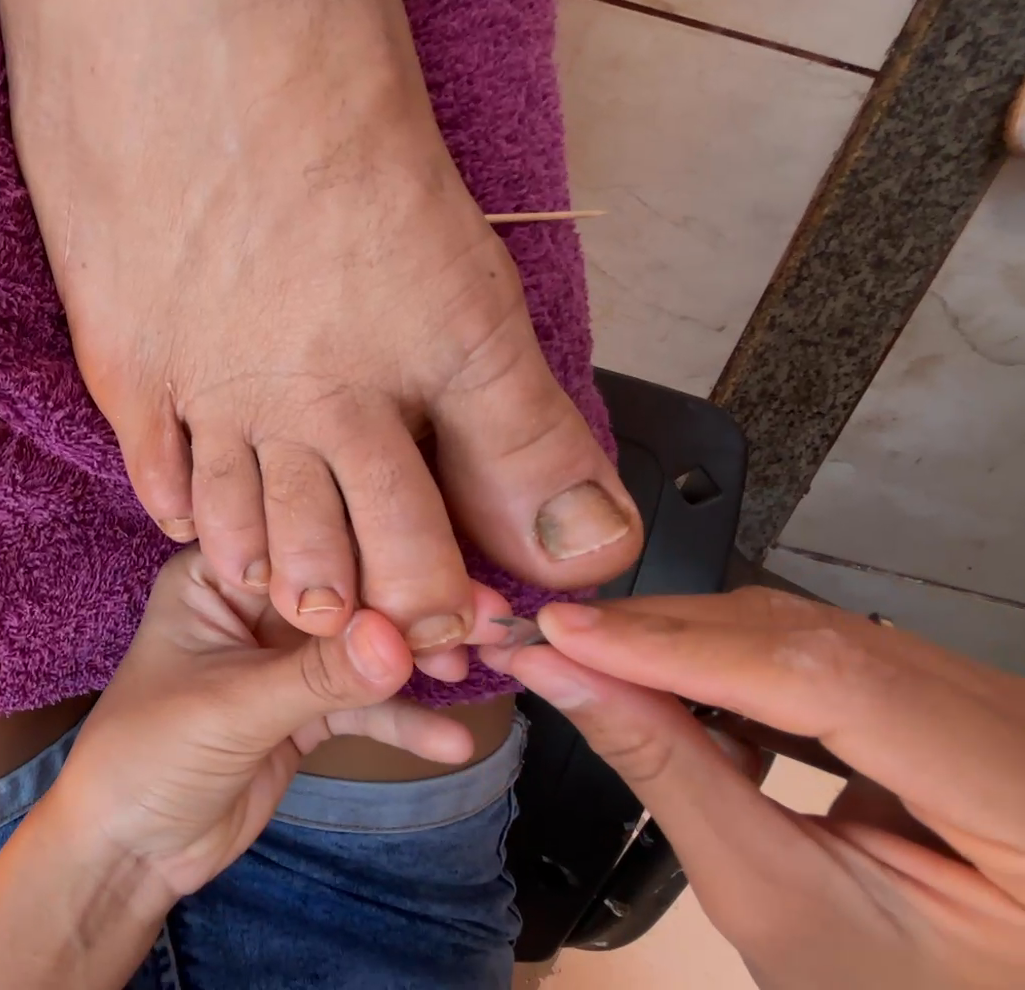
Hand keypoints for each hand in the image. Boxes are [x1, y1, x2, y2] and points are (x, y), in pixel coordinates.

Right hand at [0, 0, 642, 673]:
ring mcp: (212, 382)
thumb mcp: (458, 224)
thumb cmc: (318, 69)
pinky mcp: (124, 363)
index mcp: (435, 337)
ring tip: (305, 605)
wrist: (169, 1)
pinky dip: (191, 516)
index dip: (510, 578)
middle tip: (402, 640)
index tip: (500, 611)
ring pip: (261, 529)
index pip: (502, 508)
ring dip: (293, 577)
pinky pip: (162, 477)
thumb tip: (580, 524)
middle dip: (401, 606)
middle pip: (372, 549)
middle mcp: (322, 388)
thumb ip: (512, 395)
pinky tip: (198, 527)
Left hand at [49, 546, 512, 898]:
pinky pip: (359, 705)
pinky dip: (400, 720)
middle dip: (405, 610)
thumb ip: (317, 676)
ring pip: (358, 649)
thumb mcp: (232, 707)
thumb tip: (400, 637)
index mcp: (215, 576)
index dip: (369, 558)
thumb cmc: (150, 753)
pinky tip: (451, 739)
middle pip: (340, 596)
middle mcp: (250, 605)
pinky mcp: (299, 709)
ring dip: (414, 663)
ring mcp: (277, 658)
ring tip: (486, 669)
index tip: (442, 575)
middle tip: (485, 621)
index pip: (299, 548)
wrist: (131, 845)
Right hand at [481, 590, 1024, 988]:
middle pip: (820, 639)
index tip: (556, 630)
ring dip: (684, 640)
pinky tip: (669, 685)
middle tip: (550, 635)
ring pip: (813, 630)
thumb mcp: (767, 898)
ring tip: (590, 656)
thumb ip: (661, 769)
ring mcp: (1001, 708)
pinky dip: (724, 660)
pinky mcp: (953, 698)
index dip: (680, 647)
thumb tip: (548, 666)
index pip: (835, 682)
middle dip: (665, 633)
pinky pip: (823, 649)